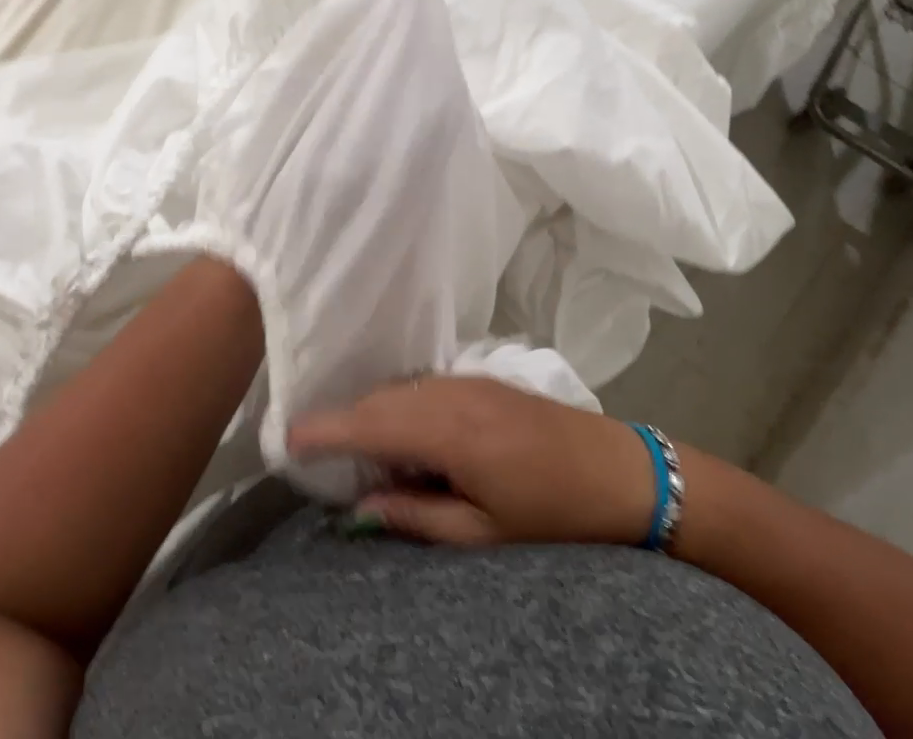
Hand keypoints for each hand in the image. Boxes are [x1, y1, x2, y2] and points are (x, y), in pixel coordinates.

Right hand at [286, 374, 664, 546]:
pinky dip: (403, 408)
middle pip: (376, 401)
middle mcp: (449, 394)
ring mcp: (468, 381)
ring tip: (378, 462)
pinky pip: (423, 386)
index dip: (320, 430)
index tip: (284, 439)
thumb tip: (360, 509)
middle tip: (332, 466)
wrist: (628, 475)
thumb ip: (415, 516)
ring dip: (375, 417)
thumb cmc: (556, 515)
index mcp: (446, 432)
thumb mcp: (484, 532)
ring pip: (398, 390)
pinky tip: (415, 441)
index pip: (364, 424)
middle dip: (345, 426)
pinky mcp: (484, 379)